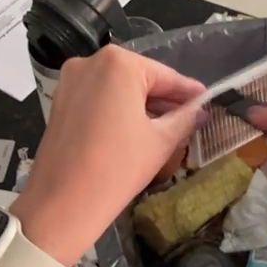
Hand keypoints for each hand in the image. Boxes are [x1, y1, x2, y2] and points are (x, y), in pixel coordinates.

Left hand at [14, 46, 203, 264]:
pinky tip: (137, 130)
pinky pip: (98, 99)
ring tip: (169, 127)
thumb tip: (200, 112)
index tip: (207, 100)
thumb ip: (184, 119)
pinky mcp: (59, 101)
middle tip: (191, 117)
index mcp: (118, 64)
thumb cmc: (117, 167)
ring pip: (117, 89)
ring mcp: (70, 81)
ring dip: (142, 106)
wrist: (62, 203)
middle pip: (139, 79)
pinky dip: (118, 110)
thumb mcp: (160, 142)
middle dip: (164, 99)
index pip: (165, 76)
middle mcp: (91, 63)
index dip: (188, 92)